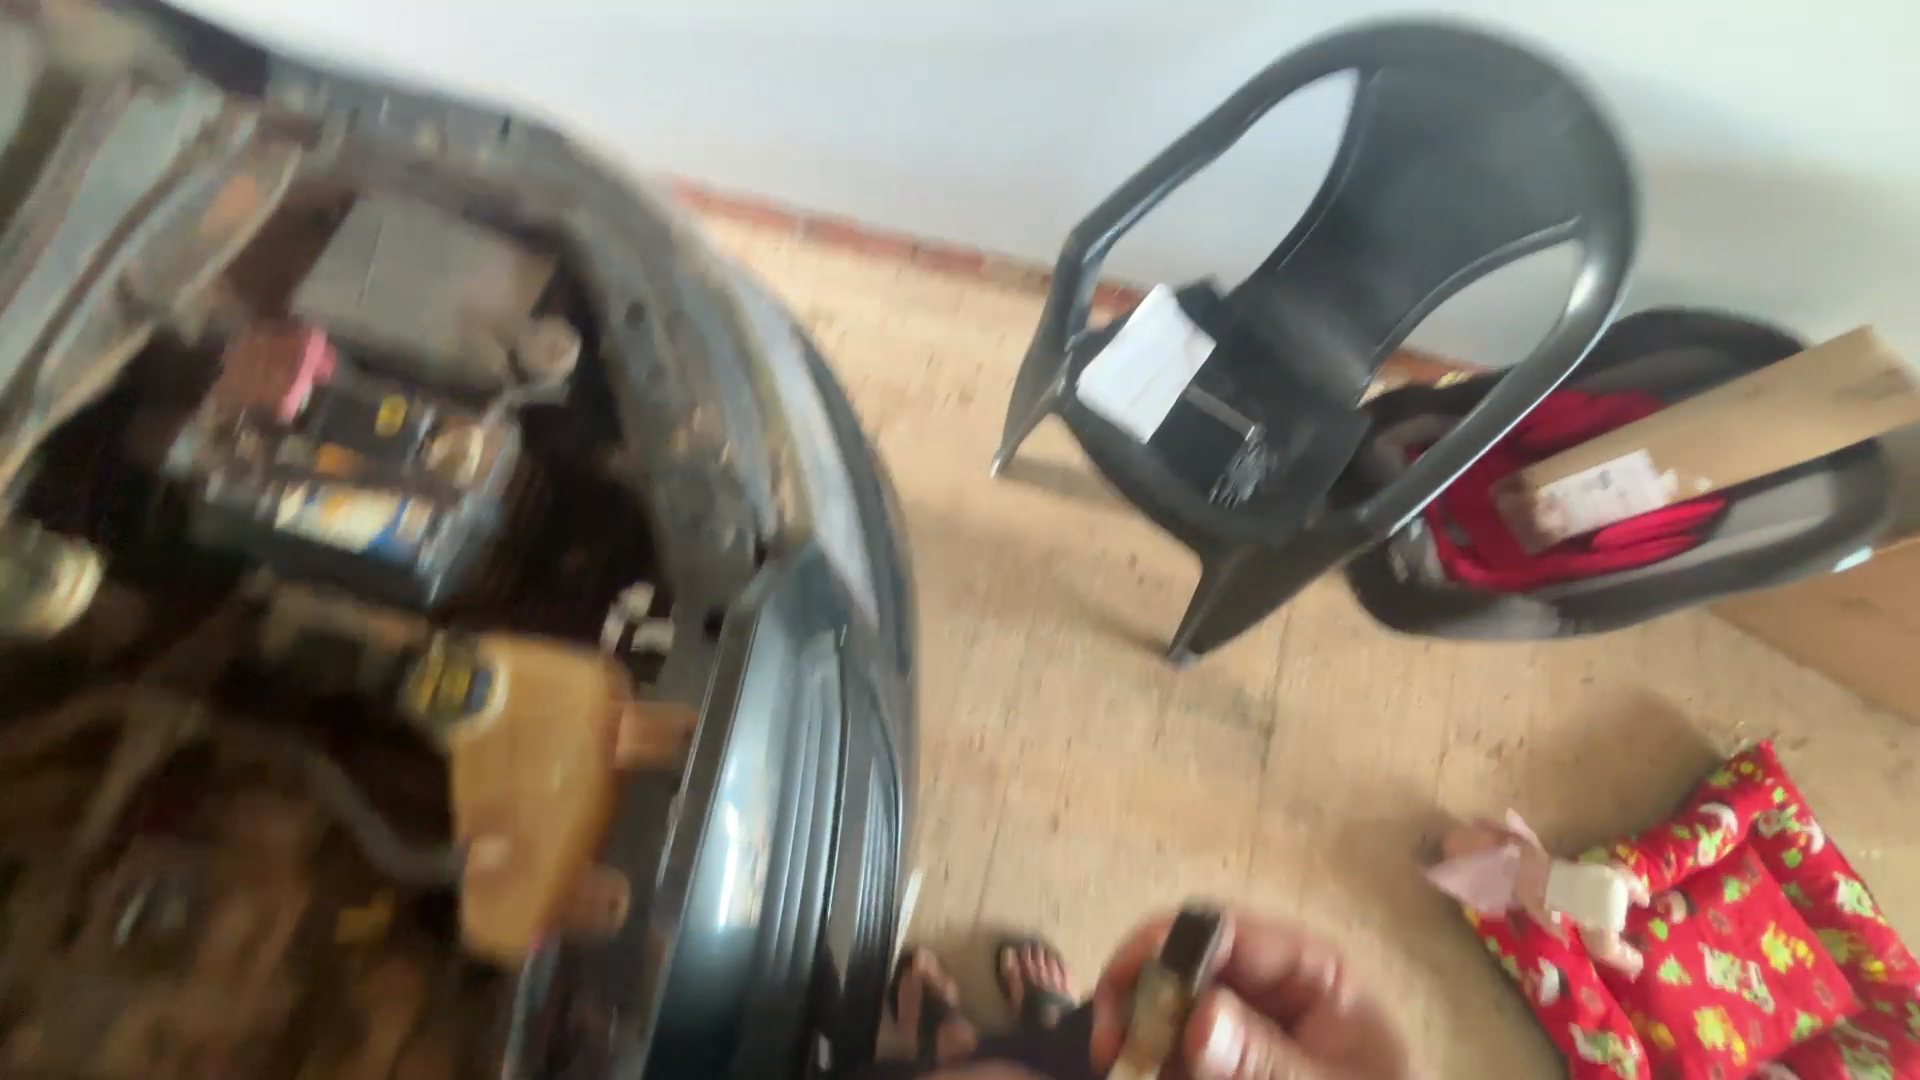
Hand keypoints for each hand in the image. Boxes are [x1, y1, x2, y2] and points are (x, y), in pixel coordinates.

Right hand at [1089, 910, 1415, 1079]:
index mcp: (1307, 966)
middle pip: (1182, 958)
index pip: (1220, 928)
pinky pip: (1181, 1041)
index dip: (1161, 950)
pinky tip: (1150, 1074)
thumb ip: (1266, 1060)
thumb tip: (1196, 1016)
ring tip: (1125, 1069)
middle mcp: (1269, 977)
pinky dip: (1159, 1058)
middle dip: (1138, 996)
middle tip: (1109, 1050)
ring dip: (1141, 1034)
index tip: (1120, 997)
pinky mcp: (1230, 1048)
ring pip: (1170, 1002)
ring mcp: (1248, 1014)